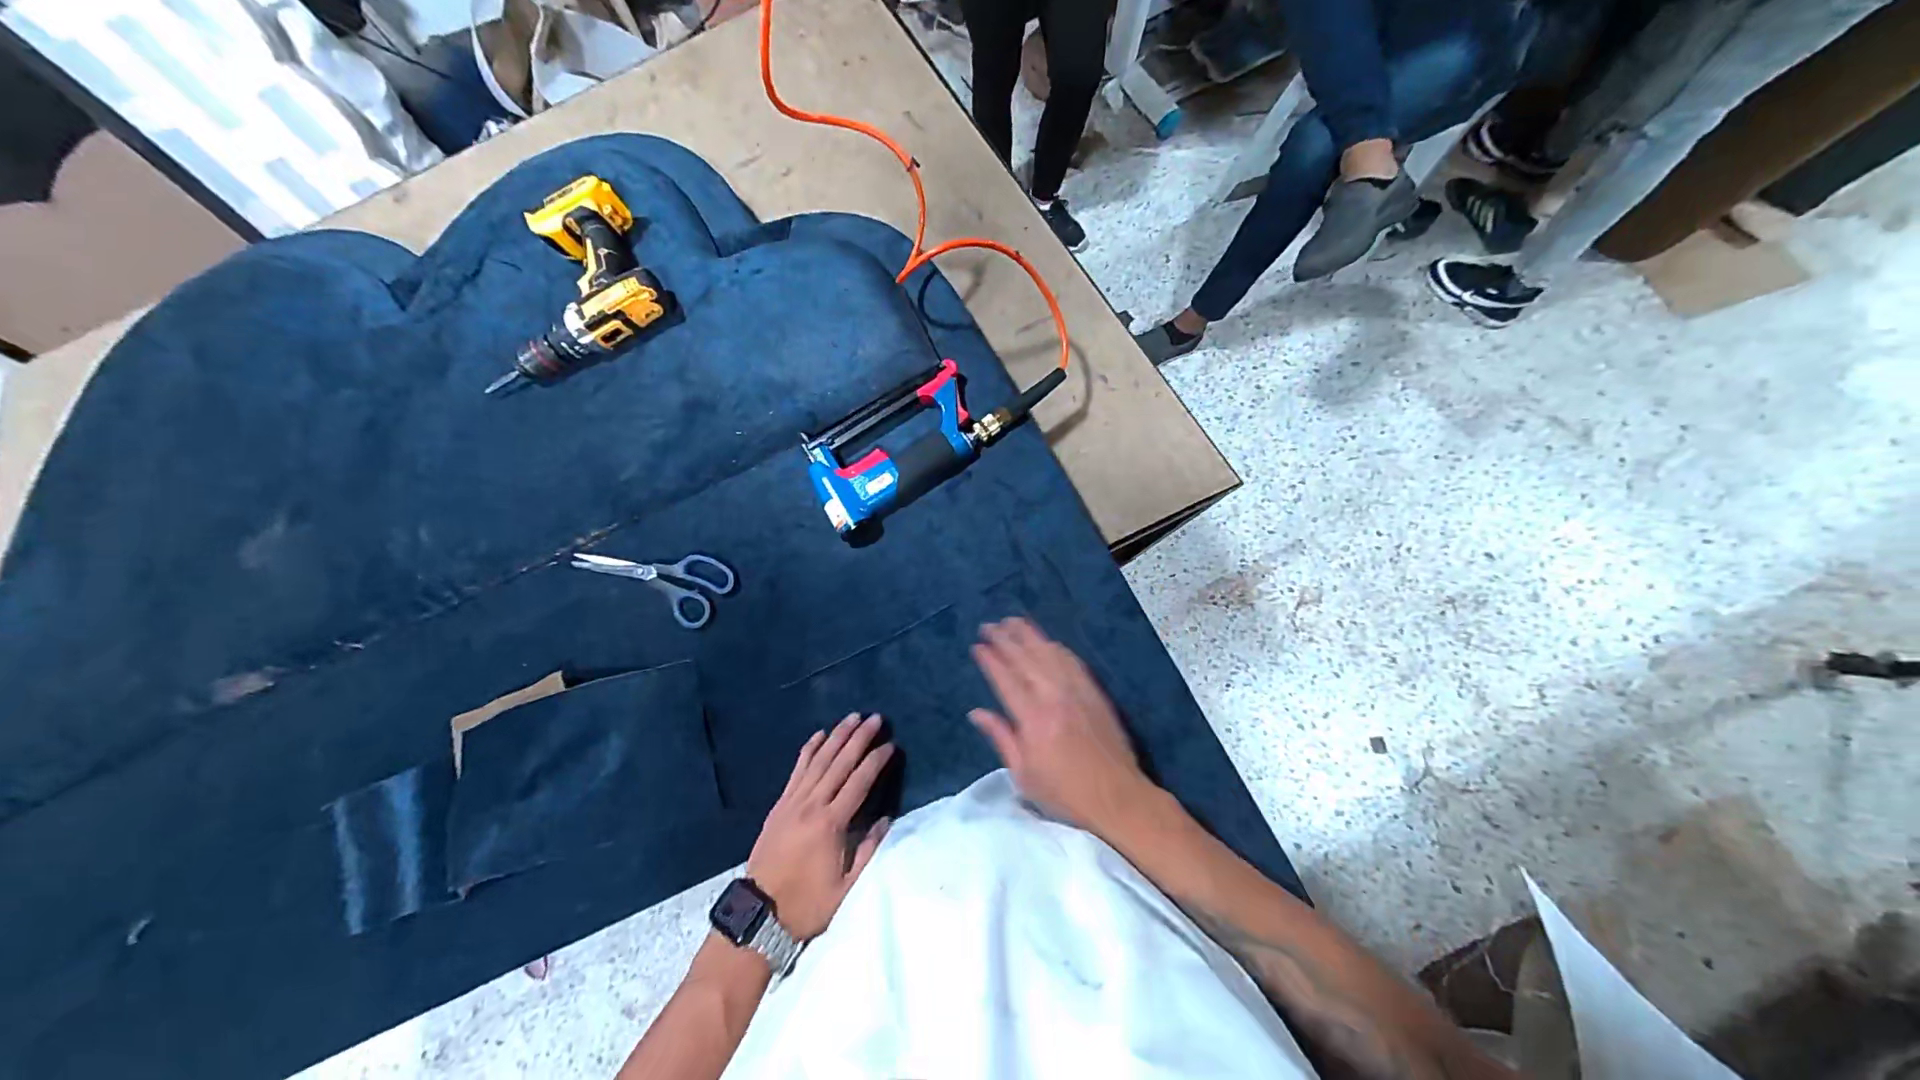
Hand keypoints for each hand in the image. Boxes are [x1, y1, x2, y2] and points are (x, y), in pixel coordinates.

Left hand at [745, 713, 893, 940]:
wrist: (759, 914)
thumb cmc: (807, 904)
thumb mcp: (846, 887)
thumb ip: (868, 851)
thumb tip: (886, 819)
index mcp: (831, 825)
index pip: (859, 783)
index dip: (876, 761)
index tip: (891, 745)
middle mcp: (811, 806)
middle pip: (839, 764)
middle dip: (859, 739)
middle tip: (875, 718)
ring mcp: (792, 803)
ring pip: (818, 761)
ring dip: (836, 737)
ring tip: (852, 718)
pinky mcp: (779, 806)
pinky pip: (796, 771)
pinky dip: (809, 751)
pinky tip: (819, 736)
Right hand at [969, 618, 1156, 837]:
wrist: (1117, 798)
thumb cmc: (1065, 794)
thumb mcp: (1024, 774)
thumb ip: (1001, 738)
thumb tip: (977, 712)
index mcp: (1033, 719)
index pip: (1006, 680)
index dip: (990, 660)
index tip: (978, 645)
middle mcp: (1055, 698)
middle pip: (1026, 660)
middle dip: (1006, 640)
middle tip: (989, 625)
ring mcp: (1078, 693)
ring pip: (1050, 655)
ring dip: (1030, 636)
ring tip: (1013, 622)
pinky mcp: (1096, 694)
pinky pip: (1074, 662)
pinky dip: (1058, 649)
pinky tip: (1049, 642)